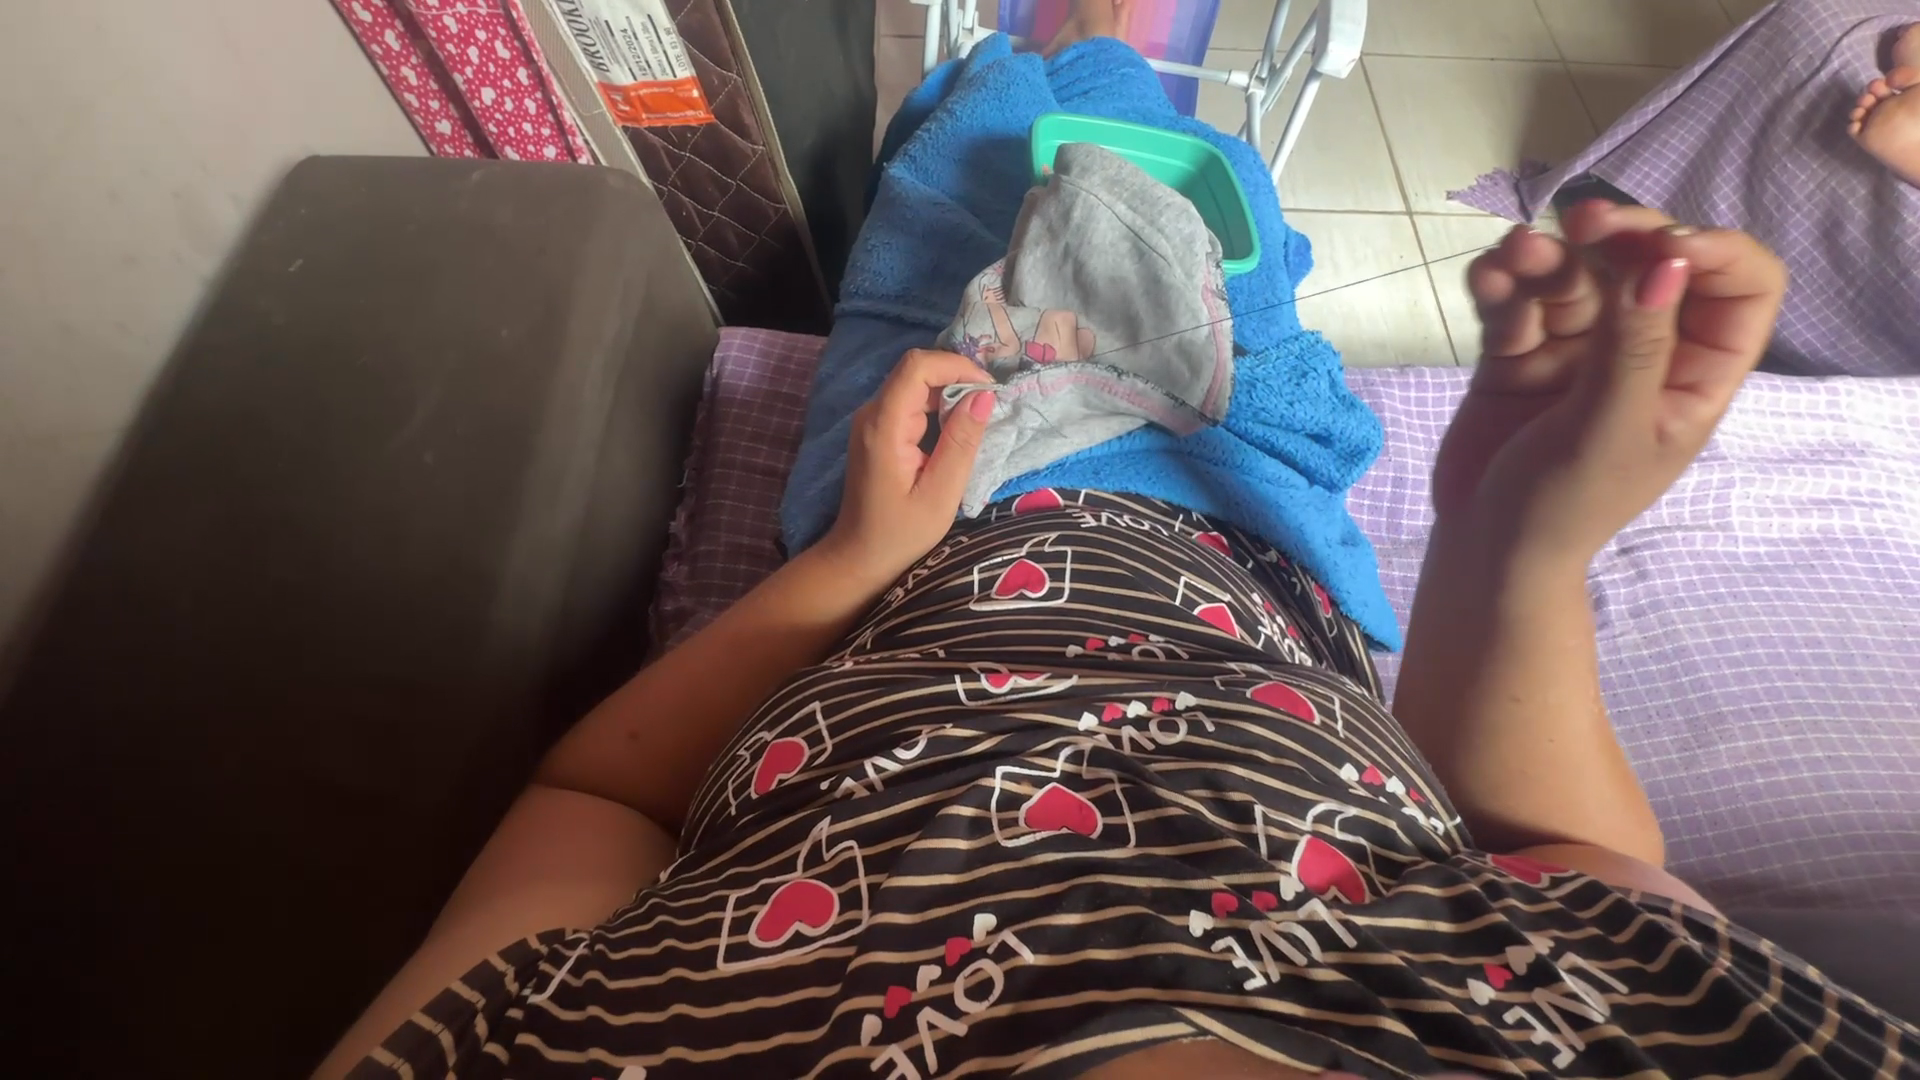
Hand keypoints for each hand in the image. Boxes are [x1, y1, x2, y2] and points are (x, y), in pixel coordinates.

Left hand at [819, 349, 995, 585]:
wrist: (858, 555)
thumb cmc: (900, 534)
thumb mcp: (940, 494)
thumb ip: (961, 443)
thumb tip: (984, 396)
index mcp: (884, 427)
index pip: (917, 367)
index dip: (956, 366)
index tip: (988, 389)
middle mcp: (872, 414)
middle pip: (915, 370)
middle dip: (957, 376)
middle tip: (990, 403)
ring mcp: (871, 420)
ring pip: (914, 383)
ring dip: (950, 391)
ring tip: (980, 415)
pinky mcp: (877, 430)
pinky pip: (910, 402)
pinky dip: (938, 405)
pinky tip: (958, 426)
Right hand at [1431, 200, 1786, 567]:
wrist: (1485, 544)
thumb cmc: (1563, 502)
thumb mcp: (1608, 430)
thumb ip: (1634, 349)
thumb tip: (1665, 261)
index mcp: (1693, 373)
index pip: (1735, 287)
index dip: (1707, 253)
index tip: (1656, 247)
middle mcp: (1637, 353)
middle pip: (1644, 270)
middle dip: (1616, 239)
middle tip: (1578, 219)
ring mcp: (1570, 355)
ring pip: (1569, 285)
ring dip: (1543, 260)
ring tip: (1510, 253)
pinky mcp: (1513, 362)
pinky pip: (1512, 312)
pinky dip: (1498, 289)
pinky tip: (1484, 275)